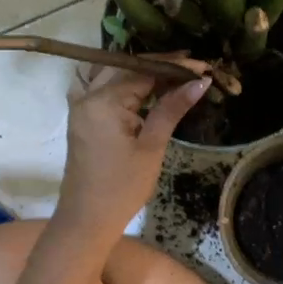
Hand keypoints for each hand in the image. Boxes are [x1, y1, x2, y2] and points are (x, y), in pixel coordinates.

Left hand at [56, 60, 210, 231]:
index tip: (202, 66)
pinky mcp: (80, 116)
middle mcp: (88, 96)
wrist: (87, 219)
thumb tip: (200, 82)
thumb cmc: (123, 187)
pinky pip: (96, 84)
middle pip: (126, 66)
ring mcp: (80, 105)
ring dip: (137, 69)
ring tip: (168, 74)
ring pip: (110, 72)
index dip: (174, 66)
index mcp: (105, 101)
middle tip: (191, 69)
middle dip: (158, 64)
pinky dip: (117, 79)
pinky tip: (136, 84)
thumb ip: (172, 109)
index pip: (144, 71)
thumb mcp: (152, 147)